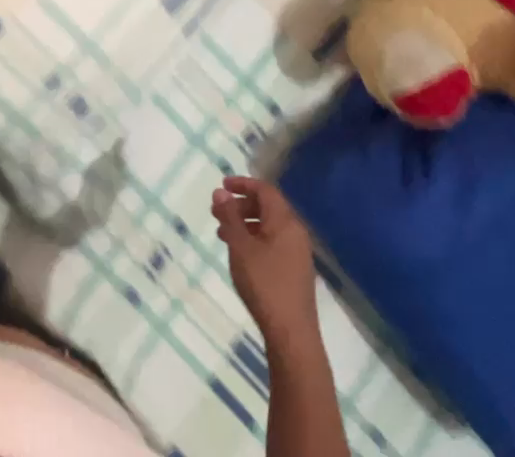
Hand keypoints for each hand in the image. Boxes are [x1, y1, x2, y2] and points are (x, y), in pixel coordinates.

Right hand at [212, 176, 319, 343]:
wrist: (291, 331)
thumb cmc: (263, 283)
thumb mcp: (240, 247)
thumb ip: (230, 217)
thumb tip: (221, 192)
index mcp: (285, 222)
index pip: (265, 191)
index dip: (243, 184)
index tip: (221, 185)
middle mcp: (295, 232)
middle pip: (268, 207)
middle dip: (241, 205)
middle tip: (216, 211)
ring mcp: (297, 252)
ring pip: (269, 226)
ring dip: (245, 223)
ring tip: (221, 232)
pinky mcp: (295, 269)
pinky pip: (272, 241)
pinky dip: (254, 238)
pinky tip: (239, 253)